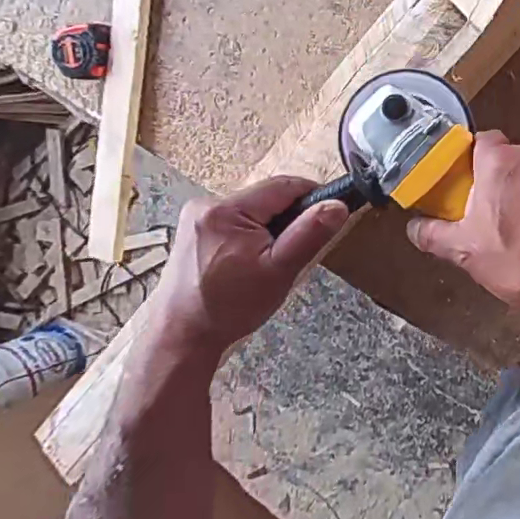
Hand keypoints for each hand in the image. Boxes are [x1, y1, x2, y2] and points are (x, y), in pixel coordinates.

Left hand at [147, 176, 350, 359]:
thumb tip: (336, 206)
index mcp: (227, 210)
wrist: (183, 334)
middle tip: (290, 252)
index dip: (310, 196)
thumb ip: (309, 234)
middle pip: (265, 196)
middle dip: (286, 219)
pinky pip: (233, 220)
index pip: (283, 185)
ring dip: (267, 228)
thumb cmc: (227, 308)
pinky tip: (246, 262)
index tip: (326, 215)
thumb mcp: (279, 271)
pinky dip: (248, 235)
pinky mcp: (193, 228)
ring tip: (265, 262)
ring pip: (251, 209)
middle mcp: (207, 204)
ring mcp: (197, 216)